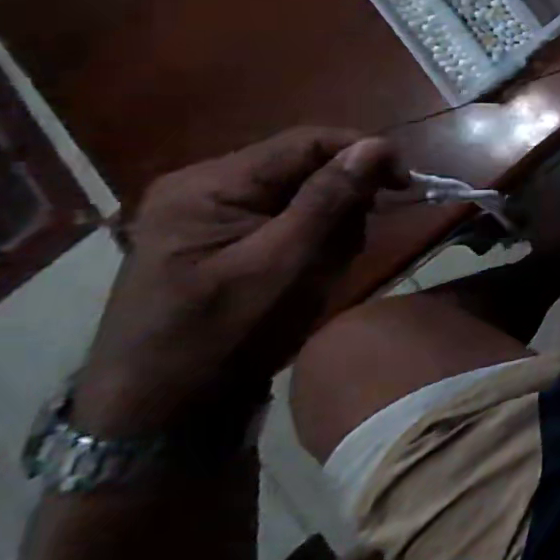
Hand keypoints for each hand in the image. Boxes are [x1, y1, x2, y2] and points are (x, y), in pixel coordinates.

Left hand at [74, 127, 406, 437]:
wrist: (156, 418)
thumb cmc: (219, 339)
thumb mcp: (282, 267)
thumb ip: (328, 201)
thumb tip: (378, 144)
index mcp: (208, 184)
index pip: (303, 142)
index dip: (360, 154)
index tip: (404, 185)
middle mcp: (203, 187)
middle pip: (301, 168)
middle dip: (339, 204)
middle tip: (345, 252)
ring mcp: (206, 217)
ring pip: (296, 197)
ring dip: (326, 230)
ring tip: (321, 275)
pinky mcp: (216, 243)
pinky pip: (280, 223)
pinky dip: (306, 246)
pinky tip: (303, 279)